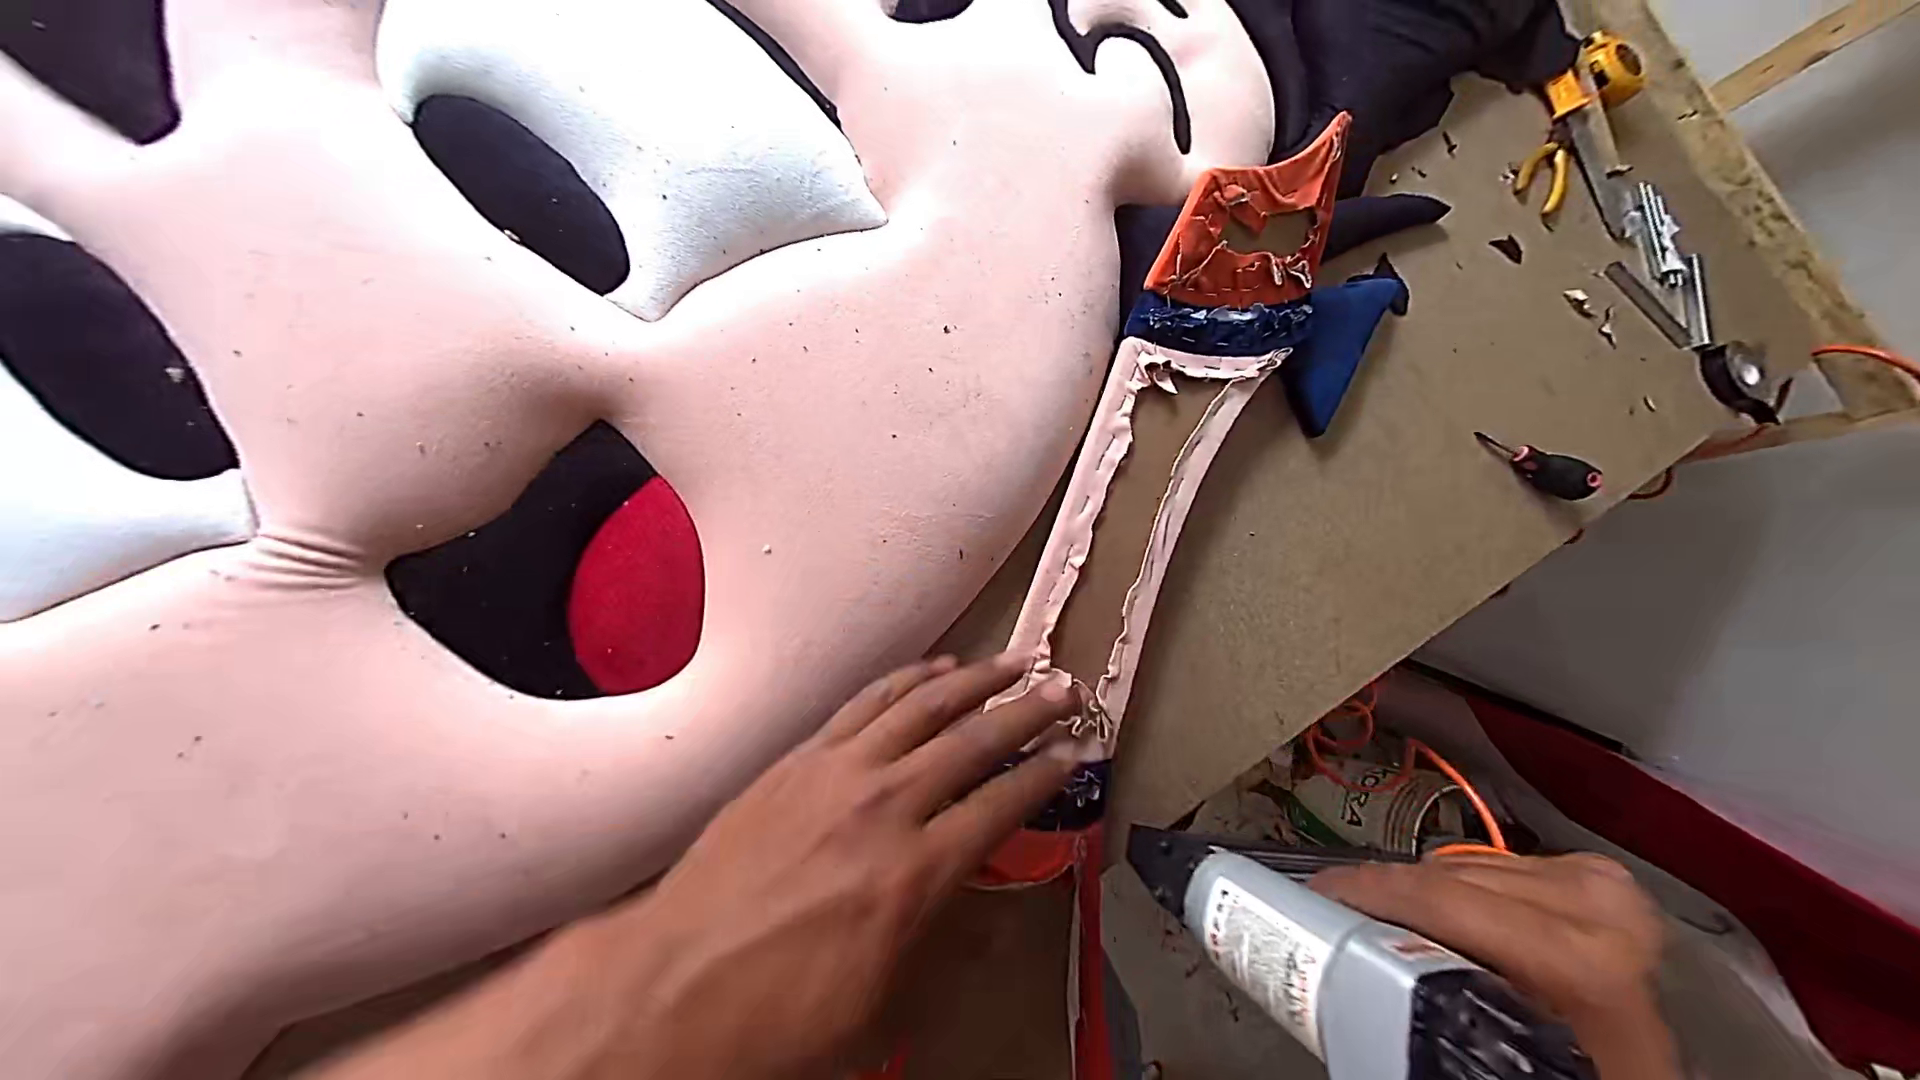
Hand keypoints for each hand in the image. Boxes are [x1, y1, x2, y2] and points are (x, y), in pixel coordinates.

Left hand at [312, 653, 1079, 1079]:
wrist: (670, 988)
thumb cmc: (781, 1017)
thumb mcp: (887, 1006)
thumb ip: (950, 940)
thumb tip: (992, 899)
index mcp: (916, 872)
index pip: (1003, 802)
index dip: (1048, 772)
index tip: (1078, 750)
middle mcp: (887, 804)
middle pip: (974, 739)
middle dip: (1029, 710)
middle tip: (1066, 686)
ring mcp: (841, 769)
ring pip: (925, 705)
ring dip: (977, 679)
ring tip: (1015, 661)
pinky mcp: (803, 755)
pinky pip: (869, 702)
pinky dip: (909, 679)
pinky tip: (937, 666)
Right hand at [1311, 853, 1680, 1079]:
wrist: (1654, 1077)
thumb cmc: (1590, 1067)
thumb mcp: (1508, 1052)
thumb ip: (1439, 994)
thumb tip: (1349, 967)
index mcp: (1580, 962)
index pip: (1434, 897)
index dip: (1362, 893)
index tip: (1316, 901)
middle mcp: (1597, 913)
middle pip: (1441, 876)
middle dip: (1382, 893)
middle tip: (1337, 914)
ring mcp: (1600, 889)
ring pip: (1458, 861)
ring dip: (1416, 888)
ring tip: (1383, 916)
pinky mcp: (1597, 878)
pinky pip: (1488, 860)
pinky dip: (1454, 881)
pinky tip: (1442, 909)